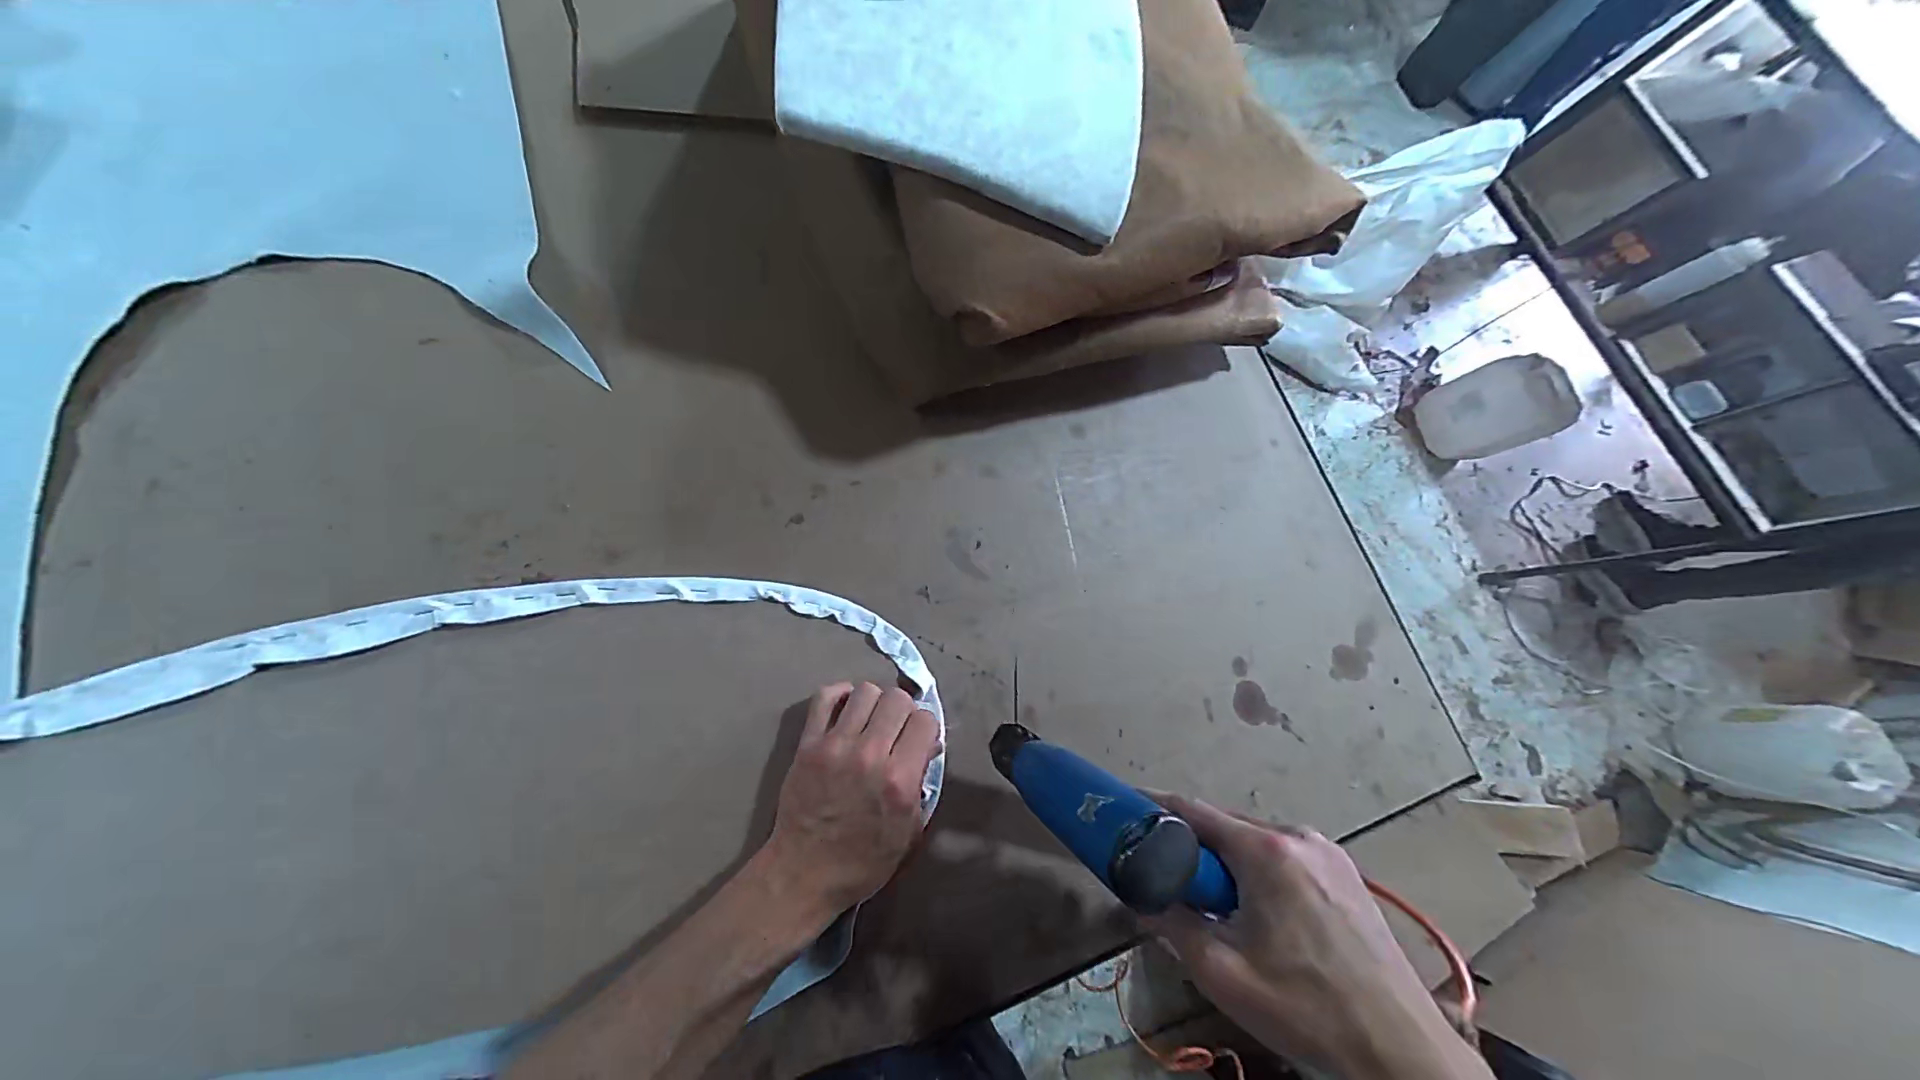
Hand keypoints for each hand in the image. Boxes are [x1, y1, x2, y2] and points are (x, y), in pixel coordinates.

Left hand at [756, 682, 940, 915]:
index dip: (925, 728)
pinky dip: (840, 695)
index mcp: (899, 779)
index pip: (925, 720)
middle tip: (896, 731)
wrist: (805, 873)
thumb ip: (922, 782)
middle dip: (903, 711)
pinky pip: (825, 697)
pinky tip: (846, 710)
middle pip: (897, 698)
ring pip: (865, 691)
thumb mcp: (910, 829)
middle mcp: (869, 755)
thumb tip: (927, 744)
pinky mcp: (808, 744)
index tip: (919, 741)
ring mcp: (835, 746)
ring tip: (870, 722)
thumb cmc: (864, 860)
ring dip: (874, 703)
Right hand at [1140, 794, 1489, 1079]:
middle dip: (1192, 844)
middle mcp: (1299, 837)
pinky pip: (1286, 857)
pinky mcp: (1348, 875)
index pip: (1194, 810)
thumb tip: (1140, 902)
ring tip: (1213, 901)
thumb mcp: (1221, 972)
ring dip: (1228, 861)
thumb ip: (1171, 925)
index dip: (1153, 807)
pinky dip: (1259, 871)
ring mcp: (1330, 854)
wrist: (1405, 1056)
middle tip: (1167, 874)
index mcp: (1267, 852)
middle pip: (1226, 824)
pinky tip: (1258, 909)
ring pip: (1257, 841)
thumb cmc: (1306, 1010)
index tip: (1124, 810)